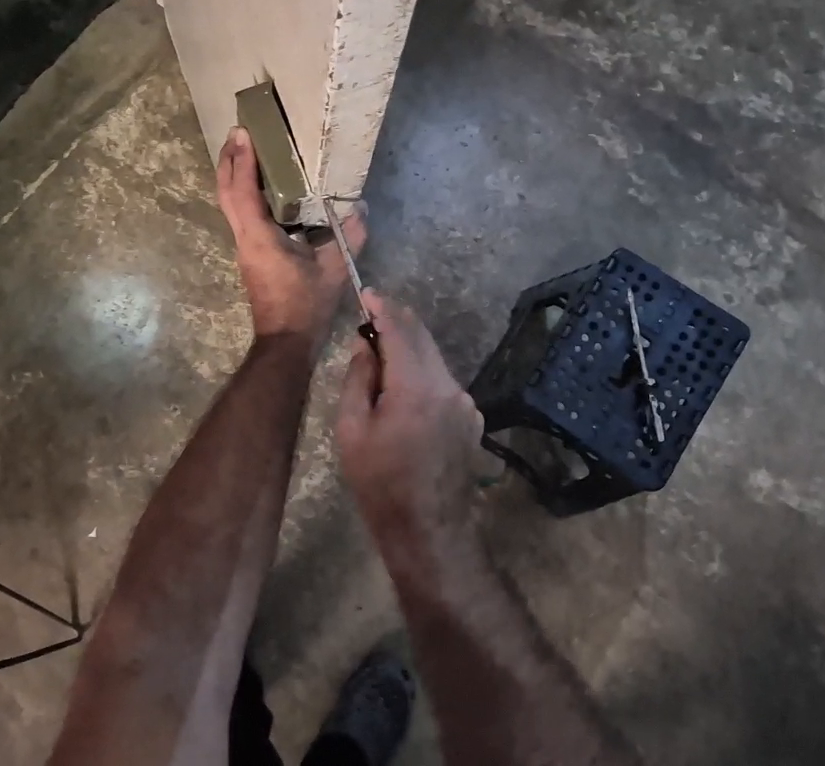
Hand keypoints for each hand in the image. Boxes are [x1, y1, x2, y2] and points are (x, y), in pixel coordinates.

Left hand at [215, 127, 367, 342]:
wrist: (285, 341)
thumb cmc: (306, 306)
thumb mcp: (334, 270)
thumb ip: (349, 237)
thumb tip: (360, 209)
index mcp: (259, 237)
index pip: (243, 190)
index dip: (241, 160)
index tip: (242, 133)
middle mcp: (244, 238)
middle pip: (226, 193)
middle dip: (228, 161)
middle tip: (236, 134)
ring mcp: (244, 248)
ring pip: (230, 205)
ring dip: (233, 177)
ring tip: (244, 153)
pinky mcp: (250, 256)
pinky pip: (240, 216)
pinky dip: (243, 195)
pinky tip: (261, 189)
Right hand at [336, 290, 486, 564]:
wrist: (429, 531)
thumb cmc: (380, 483)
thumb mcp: (352, 430)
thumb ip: (358, 379)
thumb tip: (364, 345)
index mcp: (416, 386)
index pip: (401, 329)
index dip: (382, 308)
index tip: (366, 294)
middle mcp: (448, 386)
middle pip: (423, 338)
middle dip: (398, 322)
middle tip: (371, 315)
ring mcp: (466, 403)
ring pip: (434, 359)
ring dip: (410, 349)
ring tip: (381, 356)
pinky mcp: (472, 419)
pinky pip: (443, 382)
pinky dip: (422, 373)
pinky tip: (404, 390)